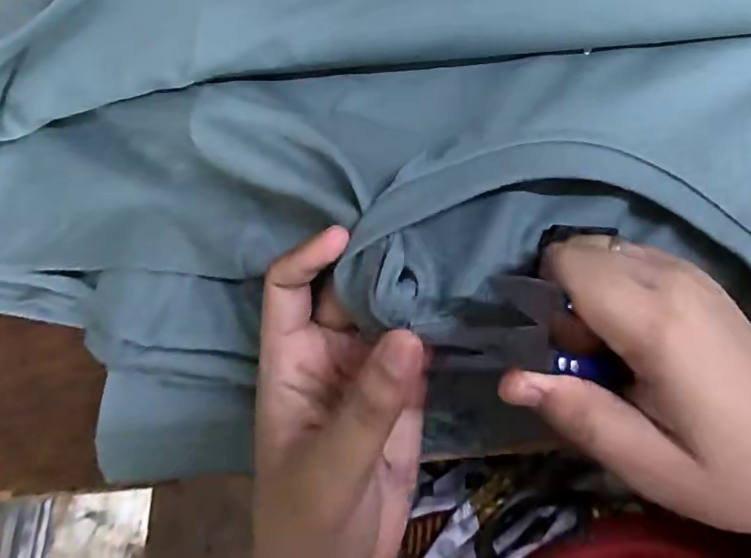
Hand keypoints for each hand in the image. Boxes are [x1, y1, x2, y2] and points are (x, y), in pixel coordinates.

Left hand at [253, 227, 428, 557]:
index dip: (309, 256)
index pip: (286, 289)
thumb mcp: (332, 468)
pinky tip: (463, 295)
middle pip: (347, 289)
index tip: (346, 233)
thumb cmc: (310, 525)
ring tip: (447, 249)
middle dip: (375, 257)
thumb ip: (369, 404)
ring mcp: (368, 367)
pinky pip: (420, 341)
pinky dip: (439, 319)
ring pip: (387, 309)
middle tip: (418, 224)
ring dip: (412, 283)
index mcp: (292, 361)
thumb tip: (410, 333)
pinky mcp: (405, 387)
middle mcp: (329, 351)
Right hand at [496, 236, 750, 542]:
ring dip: (590, 288)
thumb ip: (578, 414)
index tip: (563, 350)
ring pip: (604, 249)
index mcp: (656, 322)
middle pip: (582, 251)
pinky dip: (616, 283)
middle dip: (566, 295)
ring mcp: (687, 269)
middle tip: (591, 358)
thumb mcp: (648, 465)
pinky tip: (640, 334)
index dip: (547, 300)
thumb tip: (510, 379)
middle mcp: (670, 278)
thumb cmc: (728, 472)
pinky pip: (631, 255)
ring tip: (617, 349)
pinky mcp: (697, 272)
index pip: (569, 264)